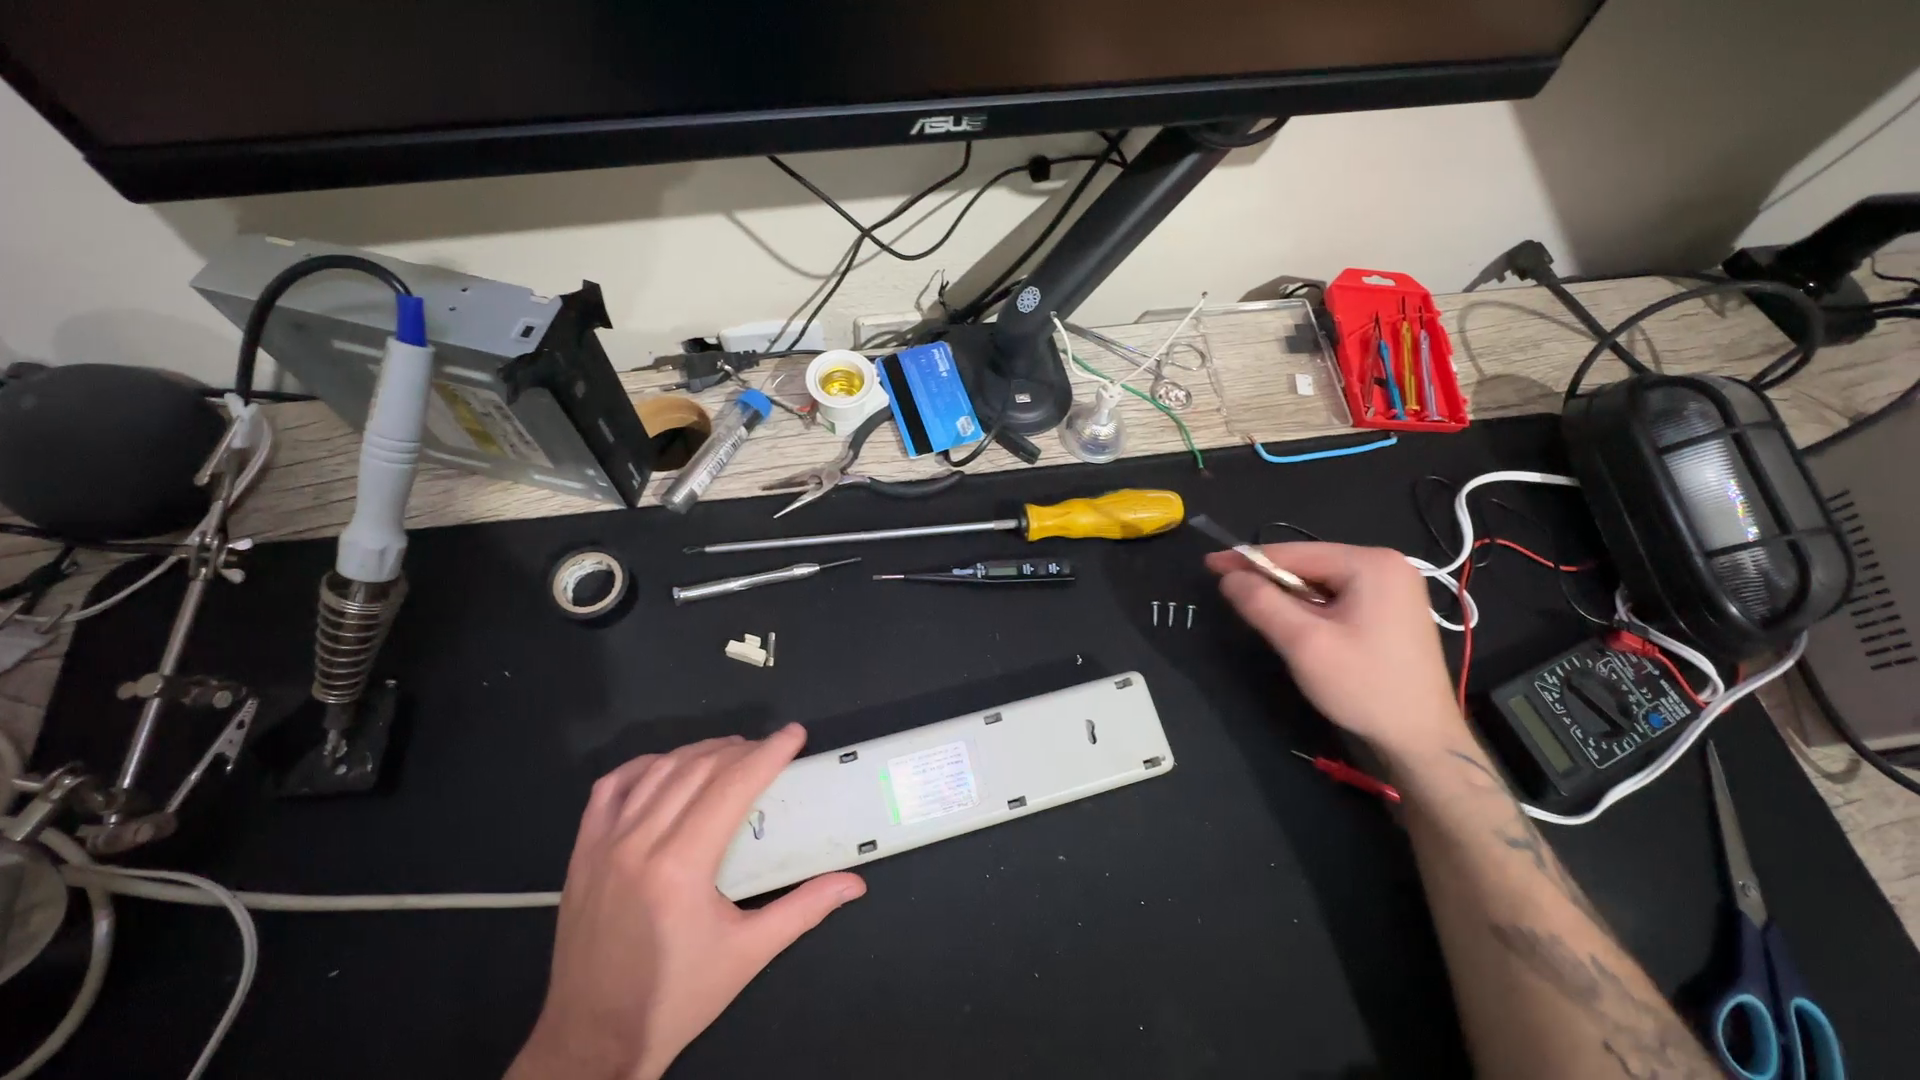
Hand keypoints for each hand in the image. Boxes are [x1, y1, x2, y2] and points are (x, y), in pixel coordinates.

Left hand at [507, 724, 865, 1079]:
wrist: (594, 1038)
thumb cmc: (676, 998)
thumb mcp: (748, 954)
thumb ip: (803, 909)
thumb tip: (853, 883)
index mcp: (681, 866)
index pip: (732, 786)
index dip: (768, 754)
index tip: (794, 735)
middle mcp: (639, 843)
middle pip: (697, 770)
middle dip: (740, 749)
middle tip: (771, 748)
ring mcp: (603, 844)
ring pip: (657, 771)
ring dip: (699, 752)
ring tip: (731, 752)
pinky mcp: (581, 852)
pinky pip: (610, 788)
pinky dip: (644, 767)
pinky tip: (667, 766)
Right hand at [1206, 542, 1466, 758]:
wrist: (1421, 737)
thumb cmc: (1364, 686)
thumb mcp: (1304, 643)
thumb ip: (1262, 603)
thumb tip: (1228, 576)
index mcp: (1371, 563)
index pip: (1294, 552)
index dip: (1247, 559)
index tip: (1209, 564)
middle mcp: (1388, 565)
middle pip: (1310, 564)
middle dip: (1270, 580)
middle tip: (1230, 594)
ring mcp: (1394, 588)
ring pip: (1322, 582)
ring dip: (1290, 597)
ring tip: (1261, 614)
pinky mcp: (1393, 610)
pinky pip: (1339, 597)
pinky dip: (1312, 608)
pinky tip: (1297, 627)